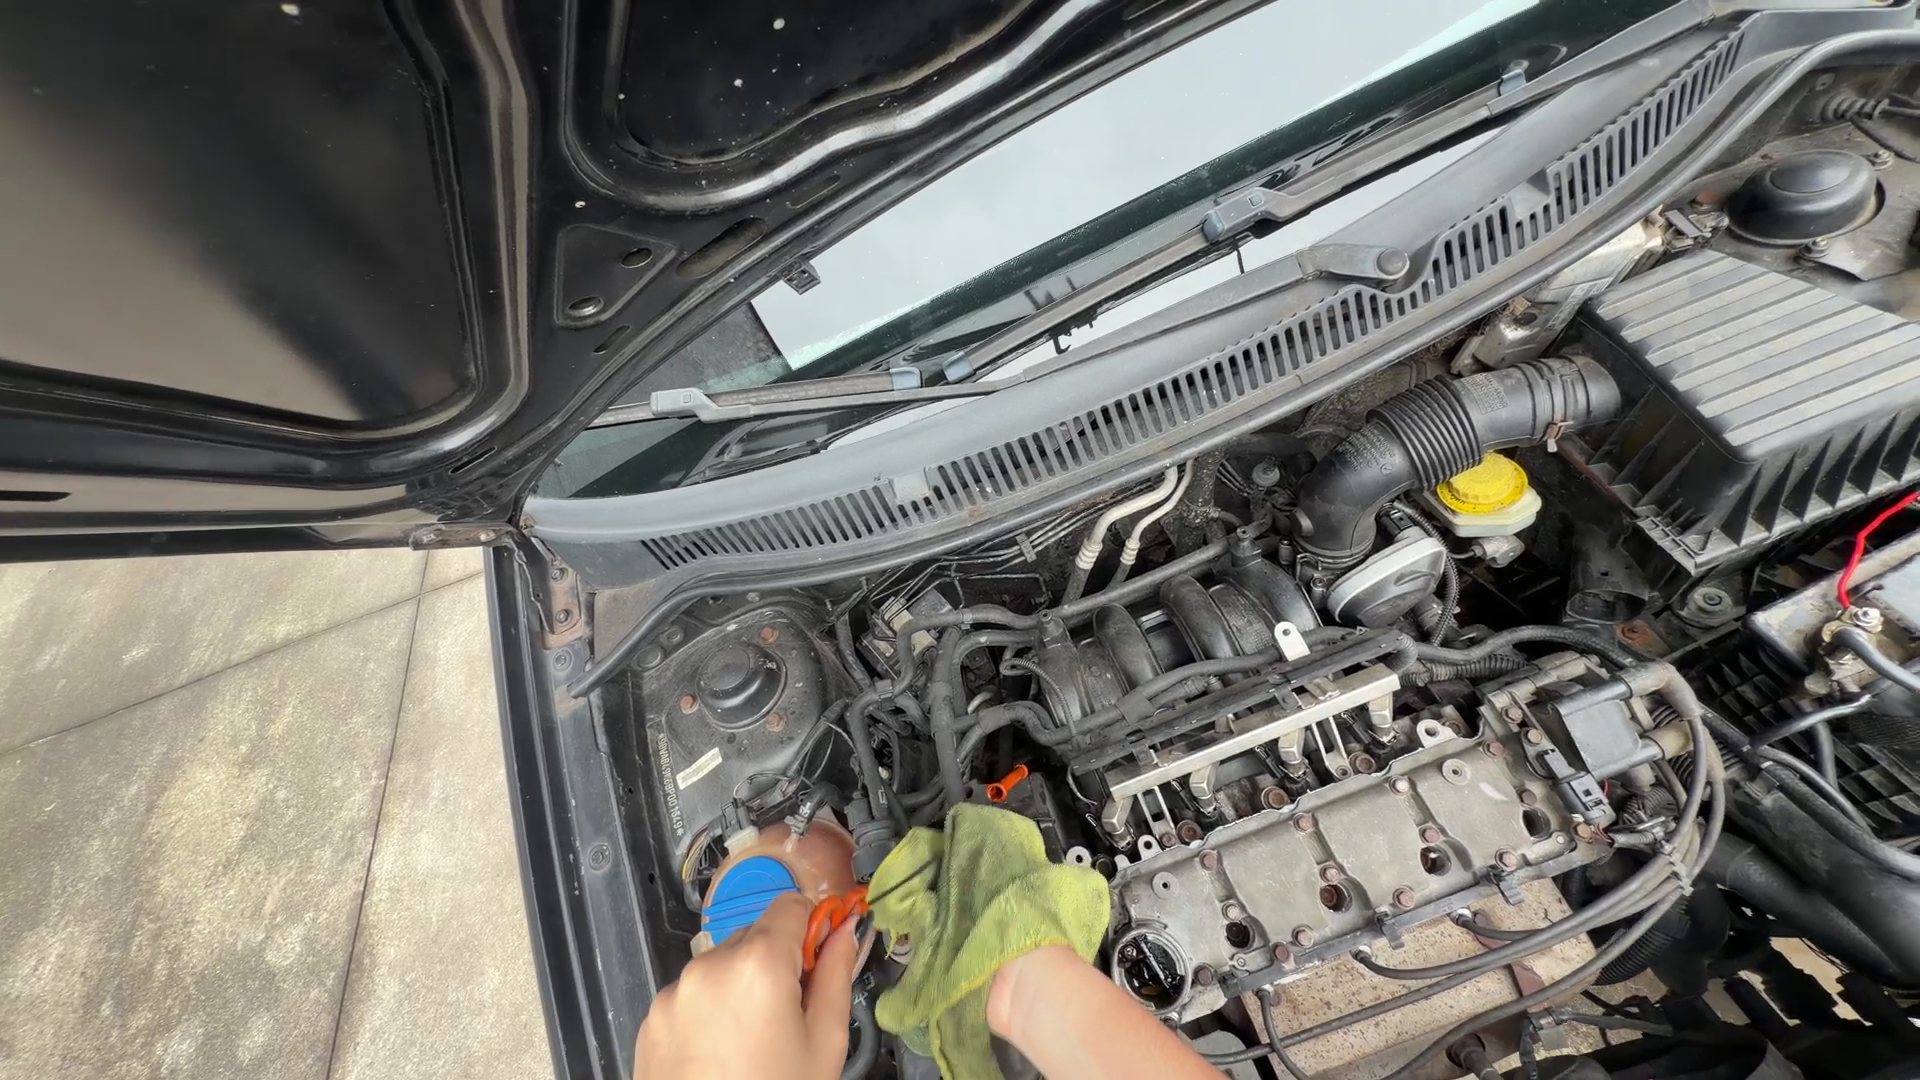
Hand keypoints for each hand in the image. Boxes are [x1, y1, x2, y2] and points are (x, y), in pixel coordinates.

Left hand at [635, 891, 860, 1079]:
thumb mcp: (824, 1042)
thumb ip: (837, 973)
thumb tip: (846, 927)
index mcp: (758, 960)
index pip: (792, 905)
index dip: (810, 929)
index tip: (815, 965)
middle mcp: (710, 962)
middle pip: (756, 935)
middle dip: (775, 962)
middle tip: (784, 1016)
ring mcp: (674, 992)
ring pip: (723, 964)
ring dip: (739, 984)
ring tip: (747, 1042)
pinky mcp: (650, 1020)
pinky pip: (691, 994)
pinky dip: (708, 1010)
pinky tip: (714, 1056)